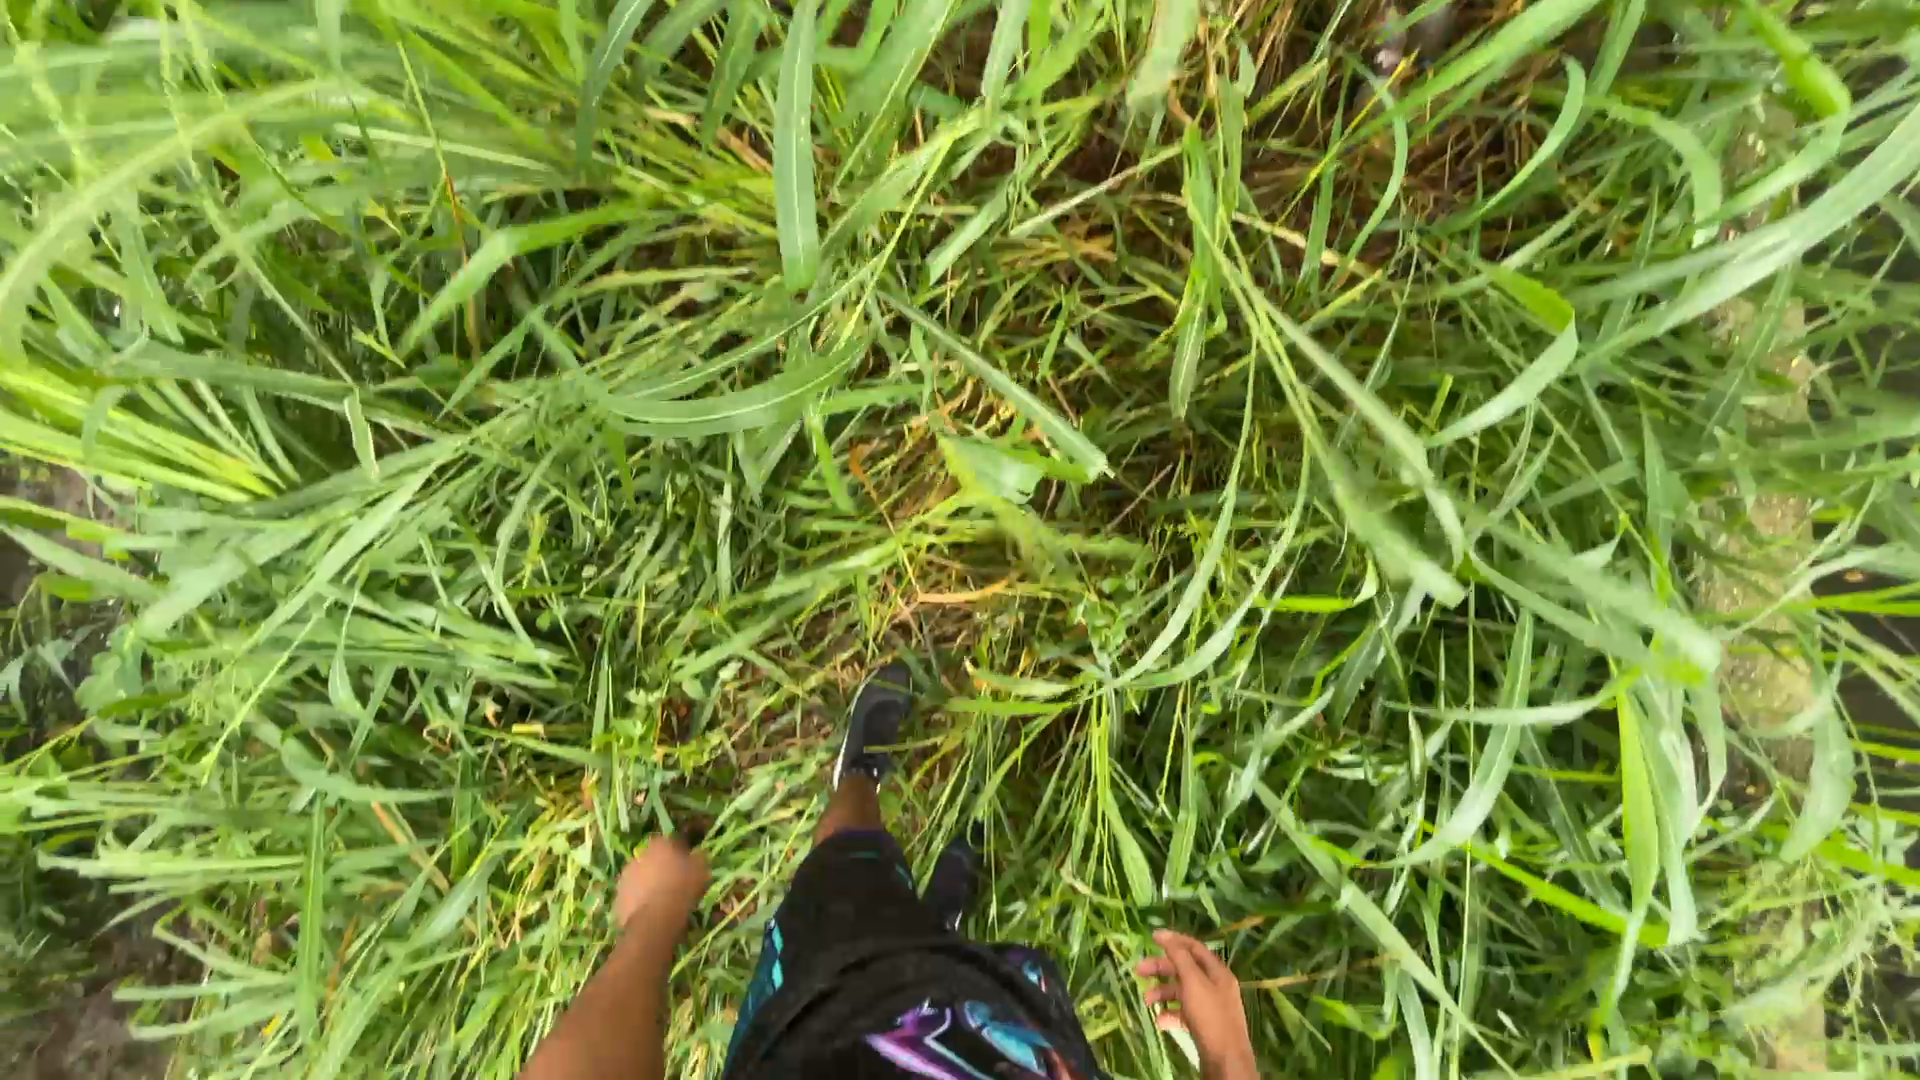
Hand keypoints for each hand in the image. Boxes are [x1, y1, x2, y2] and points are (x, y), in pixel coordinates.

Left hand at [613, 834, 709, 929]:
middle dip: (660, 867)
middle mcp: (639, 856)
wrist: (654, 920)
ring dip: (647, 883)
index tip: (686, 863)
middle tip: (673, 880)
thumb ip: (699, 857)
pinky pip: (631, 896)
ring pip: (639, 877)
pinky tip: (651, 910)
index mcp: (659, 844)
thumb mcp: (701, 869)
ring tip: (661, 898)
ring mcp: (625, 878)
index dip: (678, 852)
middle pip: (652, 859)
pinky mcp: (617, 898)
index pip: (670, 841)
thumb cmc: (681, 888)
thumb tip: (697, 854)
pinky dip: (639, 900)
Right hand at [1136, 929, 1256, 1079]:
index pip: (1194, 947)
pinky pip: (1184, 1013)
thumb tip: (1164, 934)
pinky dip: (1171, 1014)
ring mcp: (1210, 1008)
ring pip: (1182, 992)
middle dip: (1161, 969)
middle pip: (1184, 969)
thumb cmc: (1210, 1017)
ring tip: (1147, 1001)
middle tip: (1139, 970)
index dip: (1173, 941)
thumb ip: (1179, 956)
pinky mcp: (1204, 1026)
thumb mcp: (1193, 981)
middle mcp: (1215, 987)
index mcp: (1217, 972)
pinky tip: (1161, 1021)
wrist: (1226, 1062)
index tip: (1152, 938)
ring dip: (1163, 993)